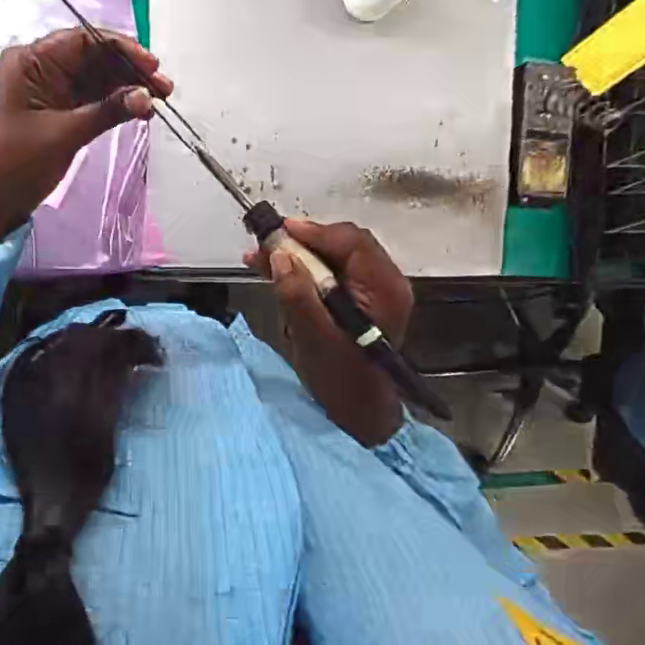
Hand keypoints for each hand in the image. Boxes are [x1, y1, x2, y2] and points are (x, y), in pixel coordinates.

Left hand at [0, 27, 172, 242]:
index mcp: (29, 62)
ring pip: (94, 80)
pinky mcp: (54, 115)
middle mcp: (38, 70)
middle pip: (92, 59)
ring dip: (125, 89)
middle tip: (163, 88)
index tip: (152, 64)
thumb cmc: (13, 165)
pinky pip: (89, 101)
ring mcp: (46, 93)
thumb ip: (106, 111)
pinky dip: (112, 106)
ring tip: (157, 101)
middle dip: (128, 71)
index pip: (82, 41)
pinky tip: (138, 111)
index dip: (121, 49)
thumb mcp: (62, 135)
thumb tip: (146, 97)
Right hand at [246, 220, 414, 446]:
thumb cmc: (342, 381)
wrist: (358, 413)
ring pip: (333, 257)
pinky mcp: (356, 301)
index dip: (315, 233)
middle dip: (302, 241)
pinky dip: (301, 269)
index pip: (353, 243)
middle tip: (265, 244)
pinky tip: (271, 269)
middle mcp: (384, 284)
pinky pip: (329, 273)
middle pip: (343, 245)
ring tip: (259, 256)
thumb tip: (279, 256)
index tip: (281, 231)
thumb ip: (297, 296)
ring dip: (297, 254)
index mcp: (385, 290)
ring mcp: (371, 292)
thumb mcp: (315, 339)